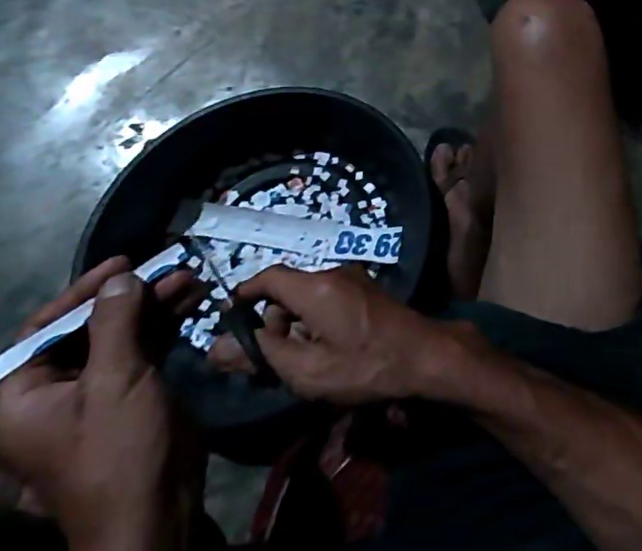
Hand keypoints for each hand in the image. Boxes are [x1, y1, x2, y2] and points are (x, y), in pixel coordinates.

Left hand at [0, 257, 199, 550]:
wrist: (154, 512)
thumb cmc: (117, 448)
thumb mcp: (114, 379)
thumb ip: (114, 321)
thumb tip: (118, 277)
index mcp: (20, 399)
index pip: (46, 327)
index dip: (85, 290)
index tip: (124, 261)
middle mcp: (48, 396)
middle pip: (89, 329)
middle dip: (133, 297)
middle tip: (169, 267)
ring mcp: (90, 399)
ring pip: (119, 338)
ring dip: (154, 307)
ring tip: (189, 278)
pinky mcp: (124, 402)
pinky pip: (137, 354)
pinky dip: (161, 328)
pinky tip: (189, 302)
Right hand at [208, 265, 474, 403]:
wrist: (426, 357)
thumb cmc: (364, 366)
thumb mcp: (306, 370)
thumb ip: (261, 355)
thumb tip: (216, 346)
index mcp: (315, 286)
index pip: (267, 277)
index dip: (244, 297)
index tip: (230, 322)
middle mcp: (333, 272)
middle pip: (288, 290)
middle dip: (275, 322)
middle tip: (276, 360)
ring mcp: (355, 278)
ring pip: (308, 296)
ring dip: (298, 325)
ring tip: (307, 362)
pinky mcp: (368, 290)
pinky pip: (329, 299)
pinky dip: (318, 321)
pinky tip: (330, 351)